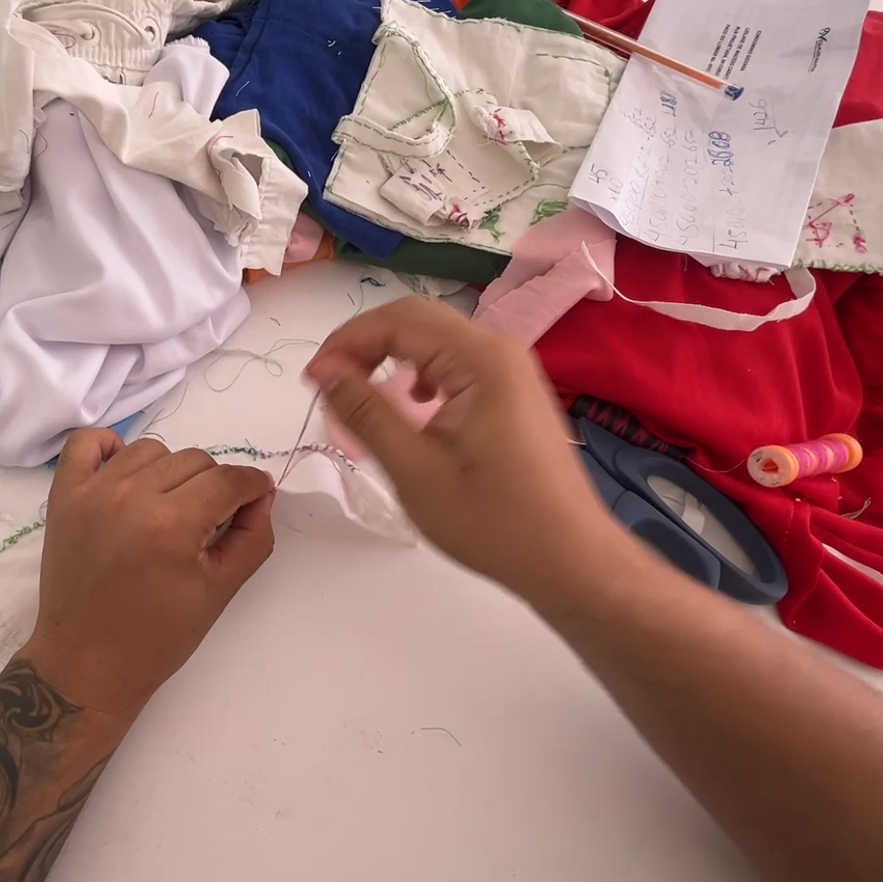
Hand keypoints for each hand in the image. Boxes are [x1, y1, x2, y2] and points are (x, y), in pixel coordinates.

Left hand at [23, 431, 275, 717]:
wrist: (87, 663)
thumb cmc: (158, 637)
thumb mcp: (220, 591)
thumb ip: (252, 537)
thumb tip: (262, 496)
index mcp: (172, 524)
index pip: (229, 480)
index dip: (254, 486)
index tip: (257, 497)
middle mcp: (131, 496)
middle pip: (195, 460)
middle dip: (215, 485)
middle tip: (208, 521)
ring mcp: (92, 491)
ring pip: (151, 449)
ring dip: (170, 471)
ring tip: (167, 507)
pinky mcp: (64, 494)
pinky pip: (88, 442)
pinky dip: (110, 448)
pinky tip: (124, 476)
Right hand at [305, 298, 628, 598]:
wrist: (569, 560)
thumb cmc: (492, 521)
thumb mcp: (414, 469)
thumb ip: (365, 411)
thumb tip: (323, 369)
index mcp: (481, 359)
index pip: (398, 321)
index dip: (346, 343)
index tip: (312, 381)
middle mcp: (499, 350)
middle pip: (415, 321)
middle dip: (362, 346)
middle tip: (327, 386)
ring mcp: (510, 369)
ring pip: (432, 341)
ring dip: (387, 359)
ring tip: (358, 399)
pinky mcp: (511, 391)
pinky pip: (452, 363)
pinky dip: (416, 375)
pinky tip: (410, 409)